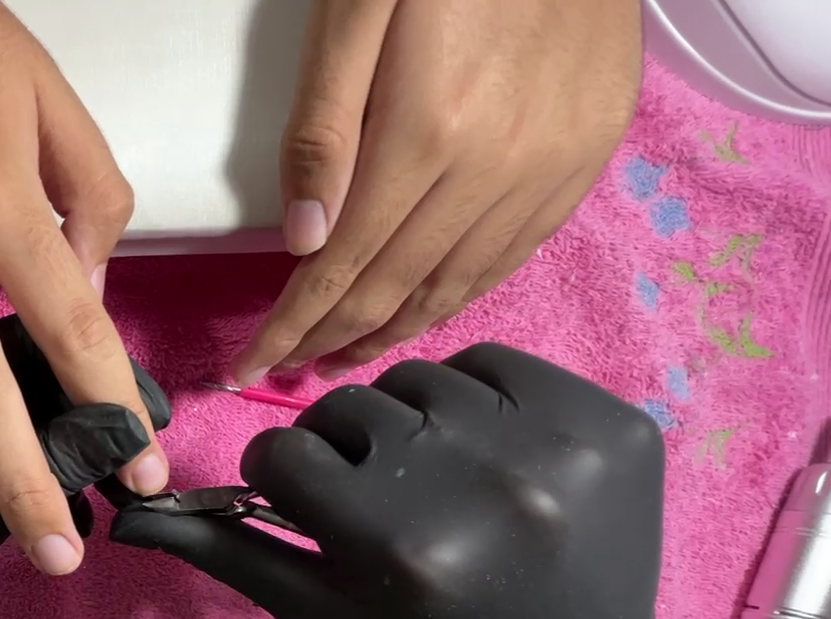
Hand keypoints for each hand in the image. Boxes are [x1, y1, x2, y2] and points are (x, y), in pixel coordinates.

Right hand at [114, 345, 706, 618]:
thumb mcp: (311, 610)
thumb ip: (222, 550)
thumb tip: (130, 513)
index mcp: (391, 545)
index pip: (281, 455)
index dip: (279, 479)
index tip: (305, 505)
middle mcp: (473, 487)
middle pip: (347, 409)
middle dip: (338, 448)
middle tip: (365, 492)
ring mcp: (553, 449)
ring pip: (417, 378)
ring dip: (401, 420)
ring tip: (423, 472)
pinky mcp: (611, 423)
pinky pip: (497, 364)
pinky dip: (471, 397)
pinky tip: (479, 449)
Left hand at [229, 0, 640, 384]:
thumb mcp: (353, 17)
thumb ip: (322, 132)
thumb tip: (302, 242)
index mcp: (425, 137)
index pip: (334, 273)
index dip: (285, 331)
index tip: (245, 371)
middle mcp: (492, 169)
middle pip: (386, 293)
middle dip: (325, 342)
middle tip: (288, 370)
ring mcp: (549, 167)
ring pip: (448, 291)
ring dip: (386, 336)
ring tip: (340, 359)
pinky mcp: (585, 156)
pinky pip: (506, 261)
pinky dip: (450, 302)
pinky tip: (415, 317)